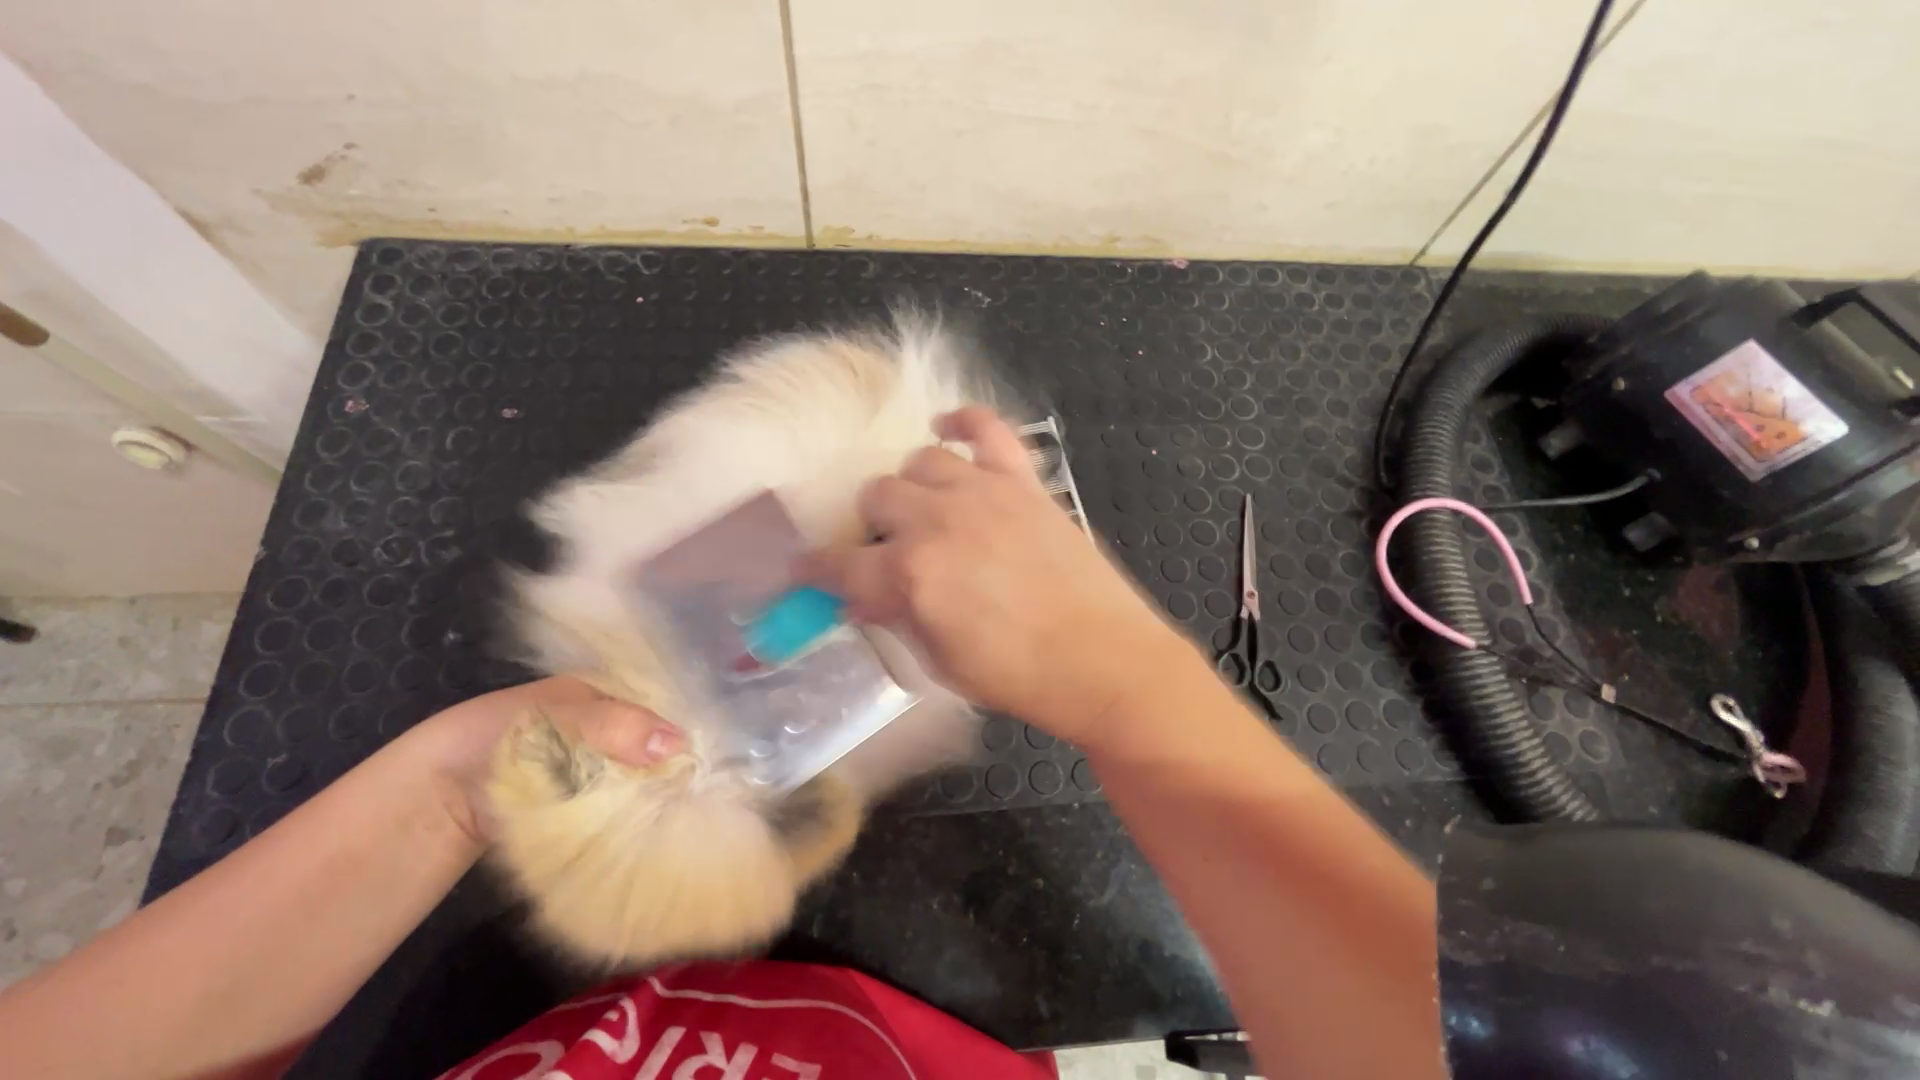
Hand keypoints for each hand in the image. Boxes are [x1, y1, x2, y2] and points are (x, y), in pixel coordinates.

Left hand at [407, 676, 684, 843]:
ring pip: (637, 775)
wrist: (431, 798)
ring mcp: (589, 768)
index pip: (652, 703)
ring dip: (657, 790)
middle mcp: (598, 728)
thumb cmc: (493, 739)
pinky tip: (662, 823)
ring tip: (693, 806)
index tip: (708, 748)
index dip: (678, 722)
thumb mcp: (559, 717)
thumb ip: (618, 725)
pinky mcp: (580, 805)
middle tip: (706, 784)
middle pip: (648, 743)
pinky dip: (636, 812)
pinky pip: (619, 804)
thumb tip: (679, 743)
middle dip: (671, 761)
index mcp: (597, 693)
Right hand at [802, 407, 1190, 745]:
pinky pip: (986, 428)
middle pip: (875, 497)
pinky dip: (963, 420)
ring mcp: (982, 492)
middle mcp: (937, 521)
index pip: (838, 564)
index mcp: (910, 574)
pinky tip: (948, 427)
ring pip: (919, 460)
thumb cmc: (1018, 676)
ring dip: (912, 488)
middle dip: (870, 527)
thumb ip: (897, 620)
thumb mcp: (940, 664)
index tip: (806, 572)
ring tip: (924, 513)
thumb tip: (866, 599)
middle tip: (888, 553)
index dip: (814, 570)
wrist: (1103, 660)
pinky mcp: (1023, 482)